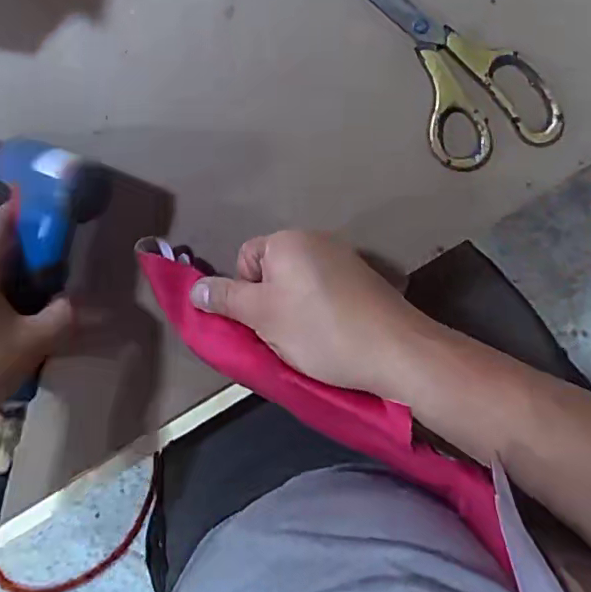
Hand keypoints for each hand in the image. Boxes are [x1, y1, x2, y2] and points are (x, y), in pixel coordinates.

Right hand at [188, 230, 439, 396]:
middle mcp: (316, 240)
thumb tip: (194, 288)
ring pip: (298, 286)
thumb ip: (224, 299)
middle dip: (270, 304)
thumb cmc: (320, 330)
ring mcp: (345, 259)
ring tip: (308, 341)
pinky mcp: (365, 282)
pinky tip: (333, 338)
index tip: (260, 321)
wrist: (397, 351)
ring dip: (294, 311)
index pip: (244, 259)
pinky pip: (325, 294)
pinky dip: (321, 314)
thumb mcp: (262, 317)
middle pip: (272, 272)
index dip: (244, 293)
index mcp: (288, 240)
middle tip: (281, 335)